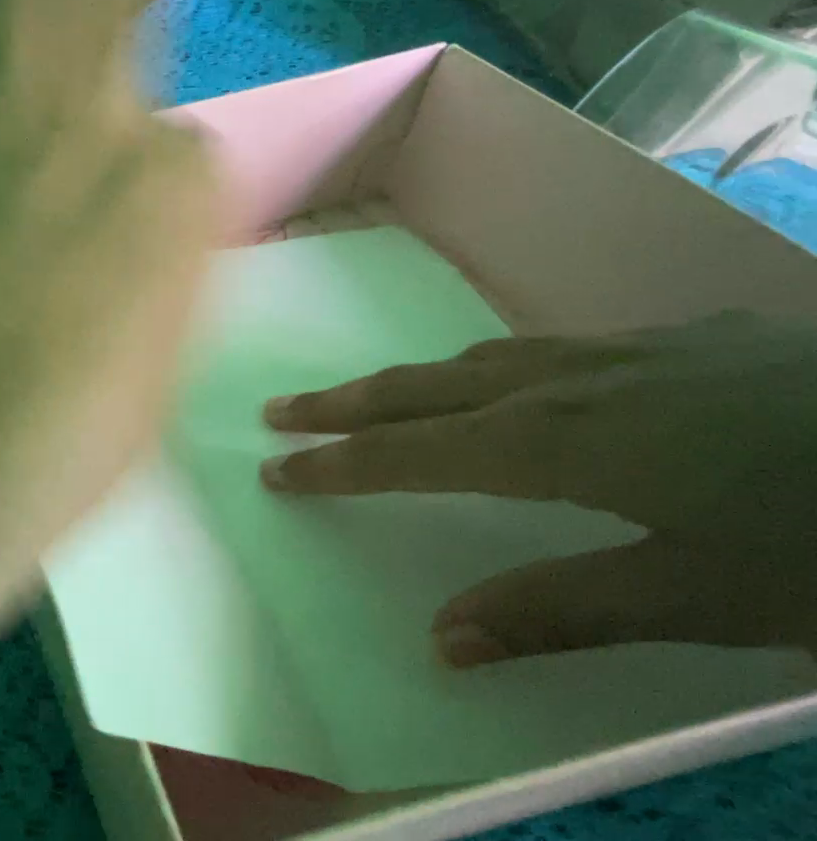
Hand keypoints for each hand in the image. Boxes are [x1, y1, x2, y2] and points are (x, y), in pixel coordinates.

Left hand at [0, 0, 217, 586]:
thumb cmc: (58, 440)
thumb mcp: (158, 366)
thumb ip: (166, 272)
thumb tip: (155, 226)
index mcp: (172, 197)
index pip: (186, 138)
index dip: (160, 159)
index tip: (140, 179)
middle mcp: (86, 135)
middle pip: (107, 12)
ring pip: (20, 6)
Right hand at [262, 312, 816, 666]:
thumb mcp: (710, 596)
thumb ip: (564, 609)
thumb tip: (441, 640)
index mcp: (554, 444)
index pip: (408, 455)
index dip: (335, 466)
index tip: (273, 472)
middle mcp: (565, 385)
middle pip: (422, 390)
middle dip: (343, 405)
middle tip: (279, 412)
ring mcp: (623, 353)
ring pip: (479, 363)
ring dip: (409, 384)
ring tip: (368, 399)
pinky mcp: (681, 342)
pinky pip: (547, 352)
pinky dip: (491, 371)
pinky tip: (512, 382)